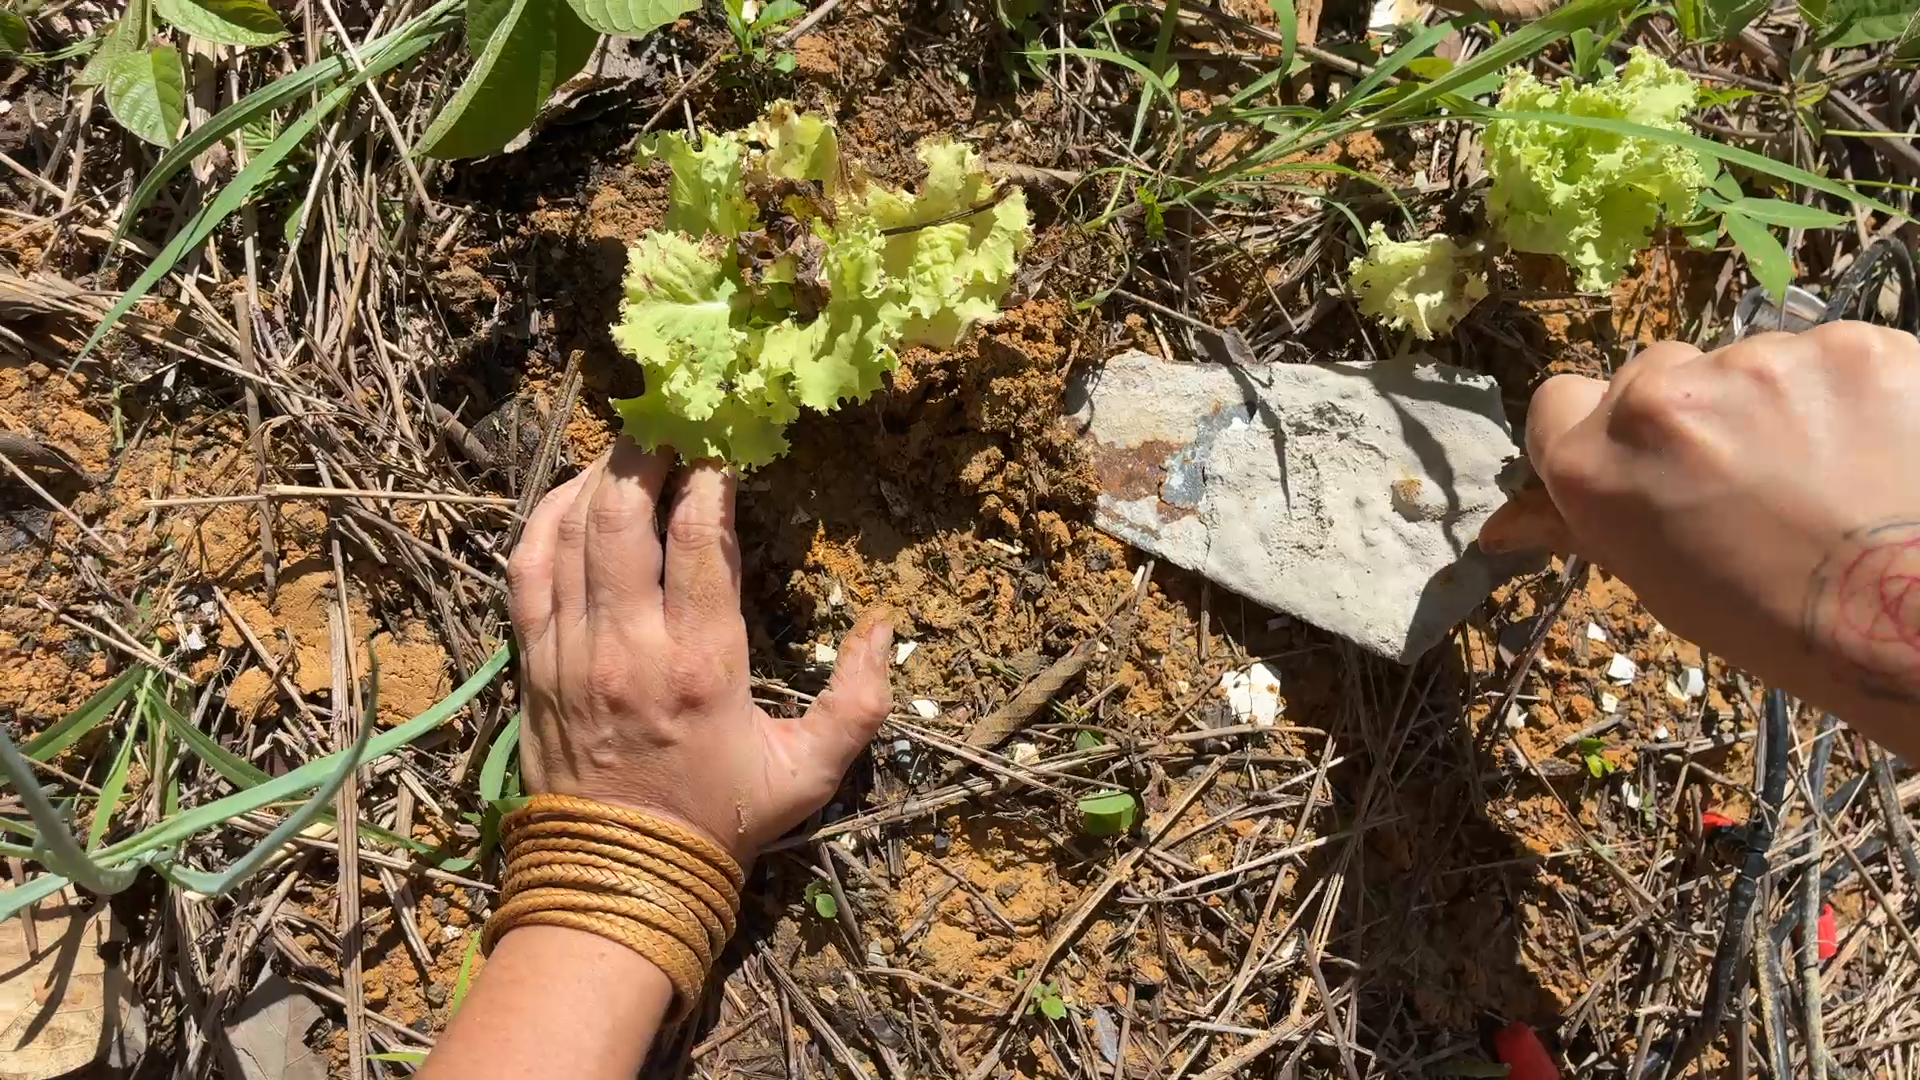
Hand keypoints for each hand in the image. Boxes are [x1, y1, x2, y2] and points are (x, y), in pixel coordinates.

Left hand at [506, 439, 894, 864]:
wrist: (623, 878)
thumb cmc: (724, 816)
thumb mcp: (814, 771)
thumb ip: (860, 698)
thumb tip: (880, 624)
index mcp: (703, 663)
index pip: (699, 541)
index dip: (710, 484)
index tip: (723, 454)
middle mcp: (630, 646)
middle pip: (621, 518)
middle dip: (645, 458)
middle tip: (670, 426)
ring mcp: (572, 651)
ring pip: (567, 533)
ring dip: (597, 478)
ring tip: (628, 449)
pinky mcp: (536, 663)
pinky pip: (525, 570)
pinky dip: (544, 520)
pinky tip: (571, 496)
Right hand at [1480, 321, 1919, 755]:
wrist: (1916, 612)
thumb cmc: (1758, 607)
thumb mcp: (1640, 565)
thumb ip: (1569, 522)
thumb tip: (1494, 531)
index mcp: (1588, 461)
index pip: (1556, 397)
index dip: (1590, 425)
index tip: (1633, 458)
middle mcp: (1654, 402)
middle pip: (1648, 371)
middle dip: (1678, 407)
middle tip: (1728, 464)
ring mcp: (1755, 365)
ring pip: (1738, 360)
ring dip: (1760, 396)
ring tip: (1813, 457)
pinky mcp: (1854, 345)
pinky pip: (1820, 353)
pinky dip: (1836, 387)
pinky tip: (1867, 437)